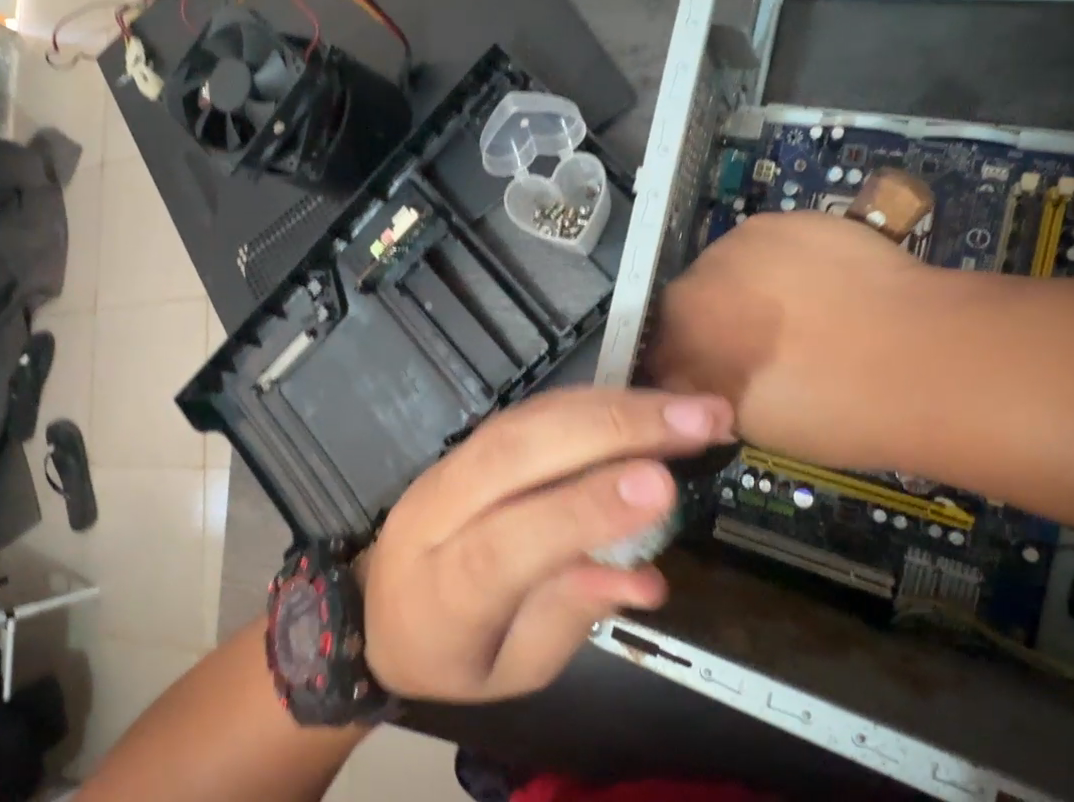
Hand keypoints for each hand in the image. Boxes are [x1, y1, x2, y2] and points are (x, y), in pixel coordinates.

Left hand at [359, 387, 733, 702]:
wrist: (373, 610)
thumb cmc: (449, 654)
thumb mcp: (509, 670)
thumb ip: (567, 620)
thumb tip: (644, 579)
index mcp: (440, 594)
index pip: (507, 545)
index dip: (582, 510)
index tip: (661, 485)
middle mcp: (435, 514)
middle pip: (514, 456)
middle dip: (613, 430)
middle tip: (699, 420)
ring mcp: (445, 469)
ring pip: (522, 421)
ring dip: (609, 406)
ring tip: (688, 407)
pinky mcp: (463, 445)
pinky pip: (525, 413)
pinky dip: (587, 403)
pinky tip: (640, 402)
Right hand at [646, 211, 941, 468]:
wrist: (916, 358)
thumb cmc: (830, 410)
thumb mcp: (752, 424)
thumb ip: (710, 396)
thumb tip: (707, 385)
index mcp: (678, 343)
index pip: (661, 354)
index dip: (689, 368)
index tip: (716, 379)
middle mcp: (692, 287)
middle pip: (690, 302)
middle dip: (717, 321)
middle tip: (763, 351)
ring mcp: (736, 247)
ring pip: (727, 268)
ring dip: (747, 286)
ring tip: (799, 315)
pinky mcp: (780, 221)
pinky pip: (766, 244)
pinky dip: (784, 262)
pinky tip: (821, 286)